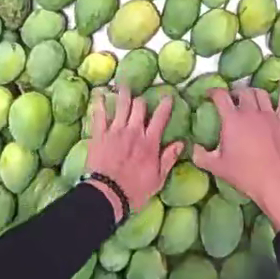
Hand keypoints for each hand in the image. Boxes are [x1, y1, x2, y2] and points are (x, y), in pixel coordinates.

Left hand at [85, 85, 179, 219]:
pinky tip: (100, 94)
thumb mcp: (158, 178)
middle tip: (140, 95)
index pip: (160, 117)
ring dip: (123, 93)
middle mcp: (133, 131)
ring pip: (121, 105)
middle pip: (139, 106)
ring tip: (123, 85)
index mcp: (149, 142)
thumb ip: (168, 158)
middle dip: (141, 99)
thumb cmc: (135, 190)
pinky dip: (100, 102)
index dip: (165, 105)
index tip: (168, 96)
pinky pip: (99, 114)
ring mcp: (115, 130)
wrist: (108, 193)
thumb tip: (180, 143)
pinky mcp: (99, 134)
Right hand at [195, 85, 279, 229]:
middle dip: (234, 93)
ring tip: (249, 98)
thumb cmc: (244, 174)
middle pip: (242, 92)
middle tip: (230, 100)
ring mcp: (269, 116)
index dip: (213, 91)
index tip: (209, 94)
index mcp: (232, 119)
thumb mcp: (216, 167)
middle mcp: (250, 112)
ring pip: (260, 94)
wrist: (276, 183)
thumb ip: (200, 156)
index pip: (220, 96)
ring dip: (252, 92)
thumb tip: (193, 148)